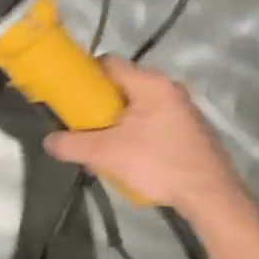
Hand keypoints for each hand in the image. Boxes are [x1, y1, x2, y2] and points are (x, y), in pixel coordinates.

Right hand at [44, 57, 254, 223]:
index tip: (70, 96)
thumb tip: (48, 141)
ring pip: (140, 105)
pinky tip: (133, 157)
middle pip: (124, 85)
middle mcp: (170, 88)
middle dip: (101, 103)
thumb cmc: (157, 164)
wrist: (210, 195)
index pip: (109, 63)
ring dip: (120, 121)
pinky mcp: (192, 130)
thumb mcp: (105, 154)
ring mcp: (185, 109)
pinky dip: (139, 132)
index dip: (85, 75)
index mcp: (150, 83)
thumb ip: (72, 145)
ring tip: (106, 144)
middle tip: (85, 124)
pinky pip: (156, 121)